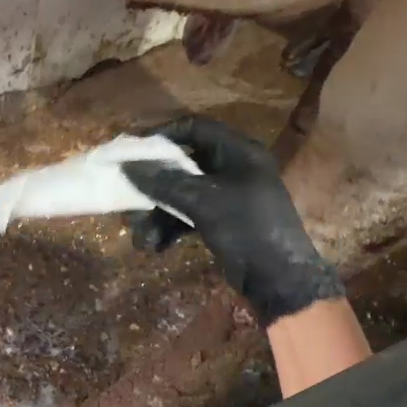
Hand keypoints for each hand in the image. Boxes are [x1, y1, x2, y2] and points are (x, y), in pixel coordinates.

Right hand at [121, 119, 343, 326]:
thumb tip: (128, 166)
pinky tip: (155, 246)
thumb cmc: (247, 229)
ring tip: (142, 238)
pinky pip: (186, 215)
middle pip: (182, 165)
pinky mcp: (220, 220)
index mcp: (239, 152)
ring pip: (180, 194)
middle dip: (153, 186)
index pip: (196, 128)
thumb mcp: (203, 202)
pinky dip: (169, 228)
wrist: (278, 278)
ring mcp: (226, 196)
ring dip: (157, 215)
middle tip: (130, 199)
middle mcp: (232, 168)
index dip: (164, 135)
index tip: (134, 151)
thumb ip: (164, 182)